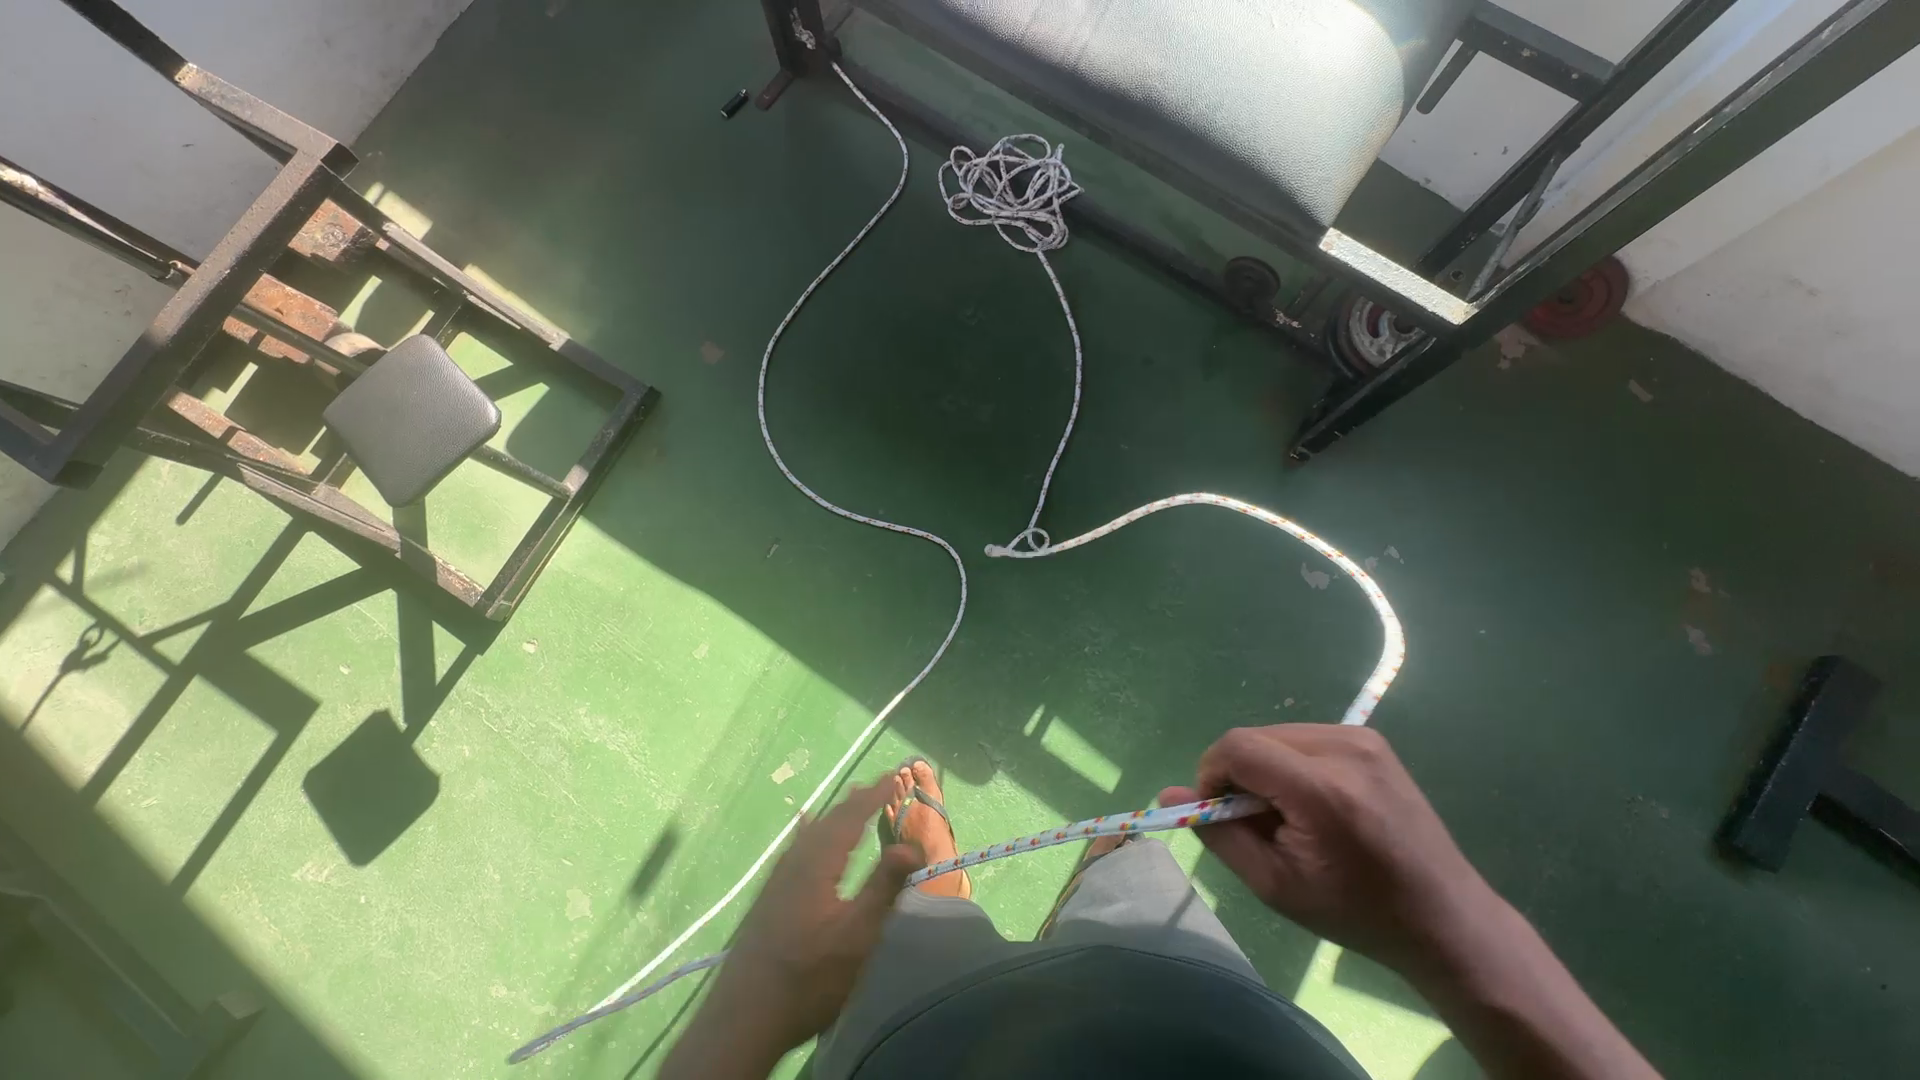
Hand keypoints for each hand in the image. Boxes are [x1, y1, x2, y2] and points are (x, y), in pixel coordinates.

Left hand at [663, 780, 921, 1078]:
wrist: (743, 1019)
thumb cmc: (809, 978)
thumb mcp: (857, 936)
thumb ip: (884, 887)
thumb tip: (911, 845)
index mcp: (817, 865)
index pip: (849, 818)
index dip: (873, 797)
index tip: (894, 776)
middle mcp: (794, 863)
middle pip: (828, 822)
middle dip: (855, 803)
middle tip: (878, 786)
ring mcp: (777, 882)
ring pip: (810, 836)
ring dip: (835, 817)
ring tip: (850, 803)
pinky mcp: (769, 900)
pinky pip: (796, 849)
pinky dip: (811, 834)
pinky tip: (804, 834)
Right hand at [1160, 724, 1497, 973]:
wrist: (1444, 918)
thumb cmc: (1355, 912)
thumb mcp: (1274, 885)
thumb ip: (1219, 834)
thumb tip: (1169, 794)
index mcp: (1323, 790)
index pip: (1237, 747)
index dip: (1211, 775)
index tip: (1219, 814)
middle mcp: (1345, 749)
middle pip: (1254, 737)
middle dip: (1238, 774)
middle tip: (1257, 823)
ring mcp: (1363, 739)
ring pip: (1276, 735)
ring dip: (1264, 768)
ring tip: (1289, 817)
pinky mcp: (1372, 740)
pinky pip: (1304, 738)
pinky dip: (1290, 764)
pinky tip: (1313, 804)